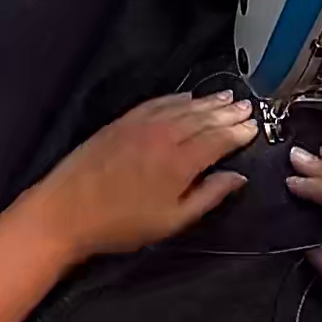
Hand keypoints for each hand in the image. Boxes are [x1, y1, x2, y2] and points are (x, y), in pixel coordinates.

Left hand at [14, 92, 258, 261]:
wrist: (67, 210)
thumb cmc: (122, 224)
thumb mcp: (172, 221)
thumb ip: (209, 196)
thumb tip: (238, 177)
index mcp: (181, 161)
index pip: (219, 139)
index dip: (239, 132)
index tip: (254, 127)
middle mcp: (166, 135)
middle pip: (205, 117)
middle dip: (229, 112)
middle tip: (247, 107)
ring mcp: (144, 123)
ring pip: (185, 107)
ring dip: (208, 101)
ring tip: (227, 98)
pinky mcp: (125, 120)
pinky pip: (159, 102)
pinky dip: (178, 98)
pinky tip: (189, 97)